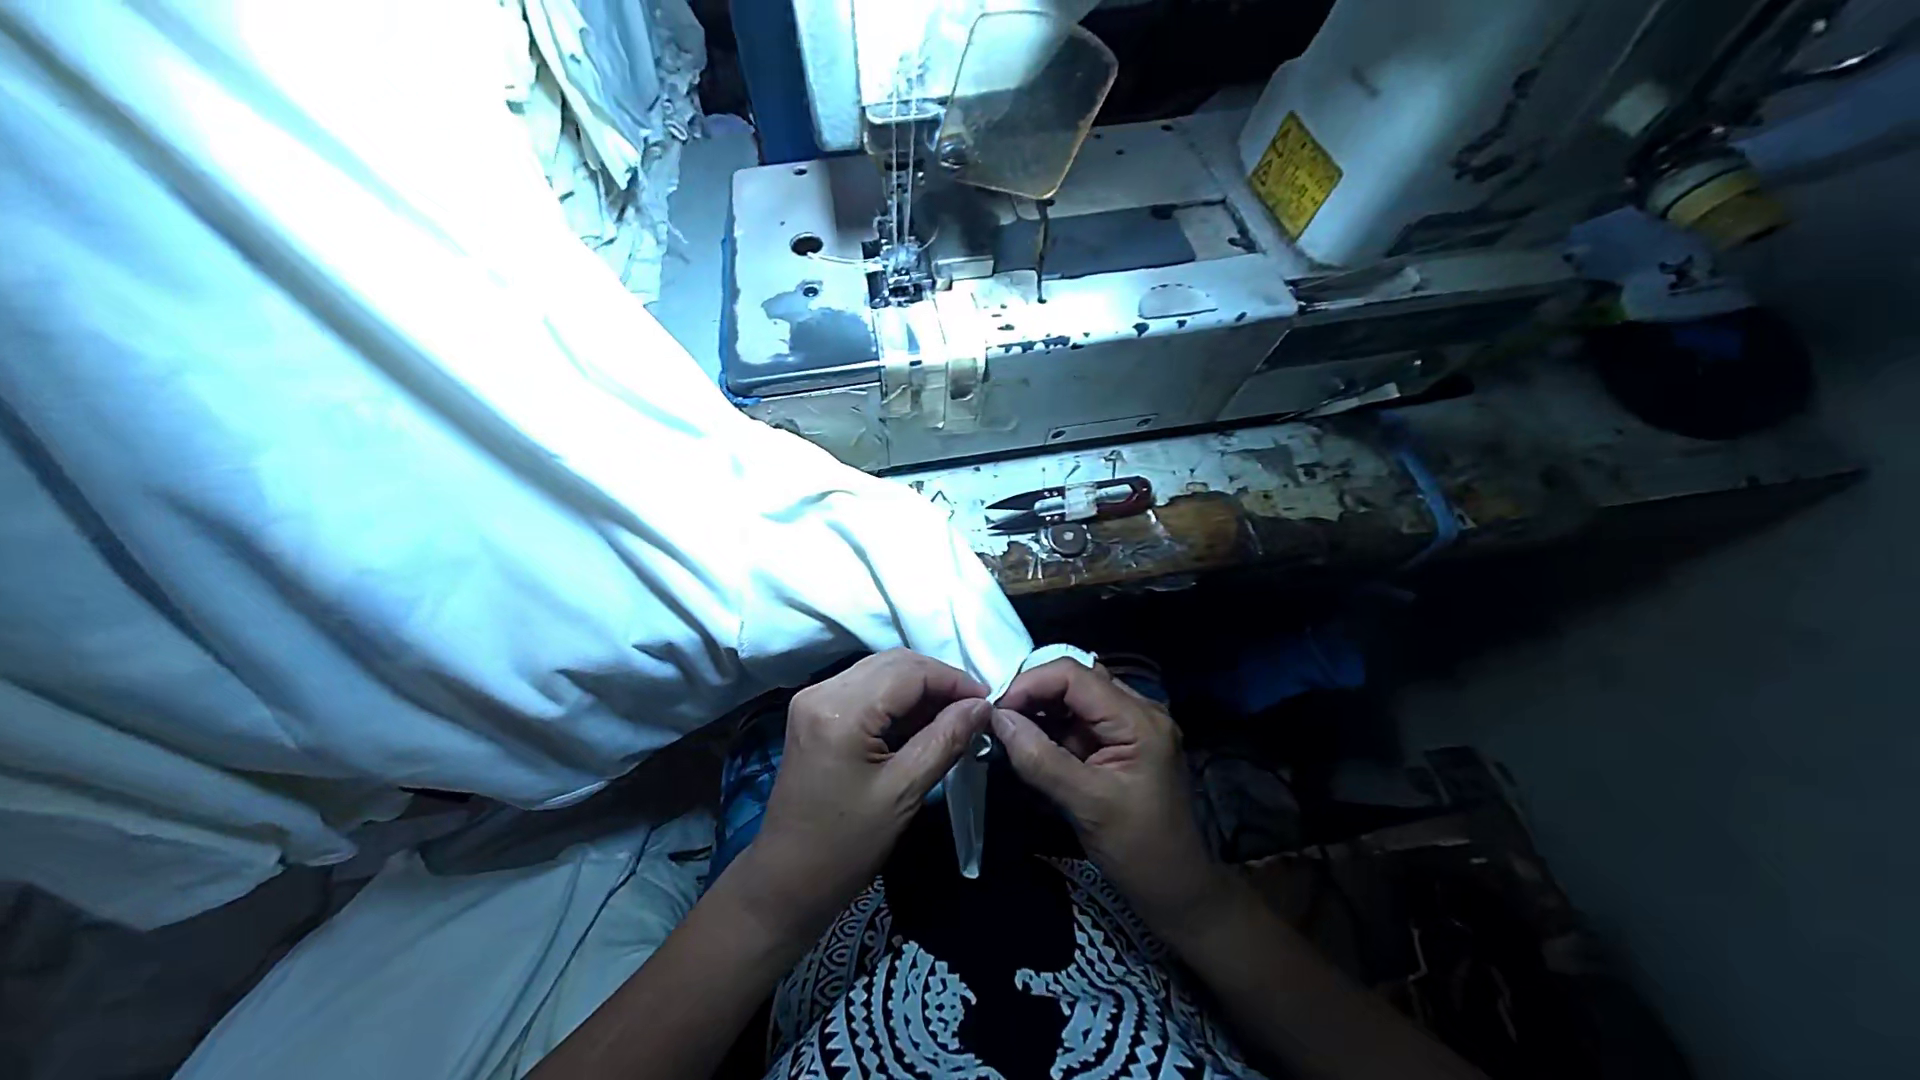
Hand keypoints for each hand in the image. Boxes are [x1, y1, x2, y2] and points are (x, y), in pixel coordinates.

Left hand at [734, 649, 991, 935]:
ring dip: (919, 686)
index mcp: (840, 710)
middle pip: (893, 663)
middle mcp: (822, 691)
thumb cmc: (846, 844)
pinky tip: (920, 720)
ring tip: (952, 714)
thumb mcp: (903, 793)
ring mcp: (813, 698)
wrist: (787, 879)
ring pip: (880, 670)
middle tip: (973, 708)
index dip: (953, 680)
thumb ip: (945, 740)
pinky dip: (897, 697)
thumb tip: (982, 706)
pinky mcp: (814, 711)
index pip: (909, 672)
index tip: (987, 702)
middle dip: (938, 679)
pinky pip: (865, 687)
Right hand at [992, 659, 1224, 932]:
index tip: (996, 710)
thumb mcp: (1086, 804)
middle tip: (997, 721)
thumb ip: (1040, 759)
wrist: (1177, 889)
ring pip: (1073, 699)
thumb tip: (998, 719)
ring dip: (1039, 712)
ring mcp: (1130, 726)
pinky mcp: (1120, 742)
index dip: (1030, 683)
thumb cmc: (1139, 849)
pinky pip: (1078, 721)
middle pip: (1074, 681)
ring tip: (1007, 733)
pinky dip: (1051, 729)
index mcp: (1139, 719)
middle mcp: (1138, 710)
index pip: (1075, 676)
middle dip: (1032, 695)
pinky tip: (1029, 745)